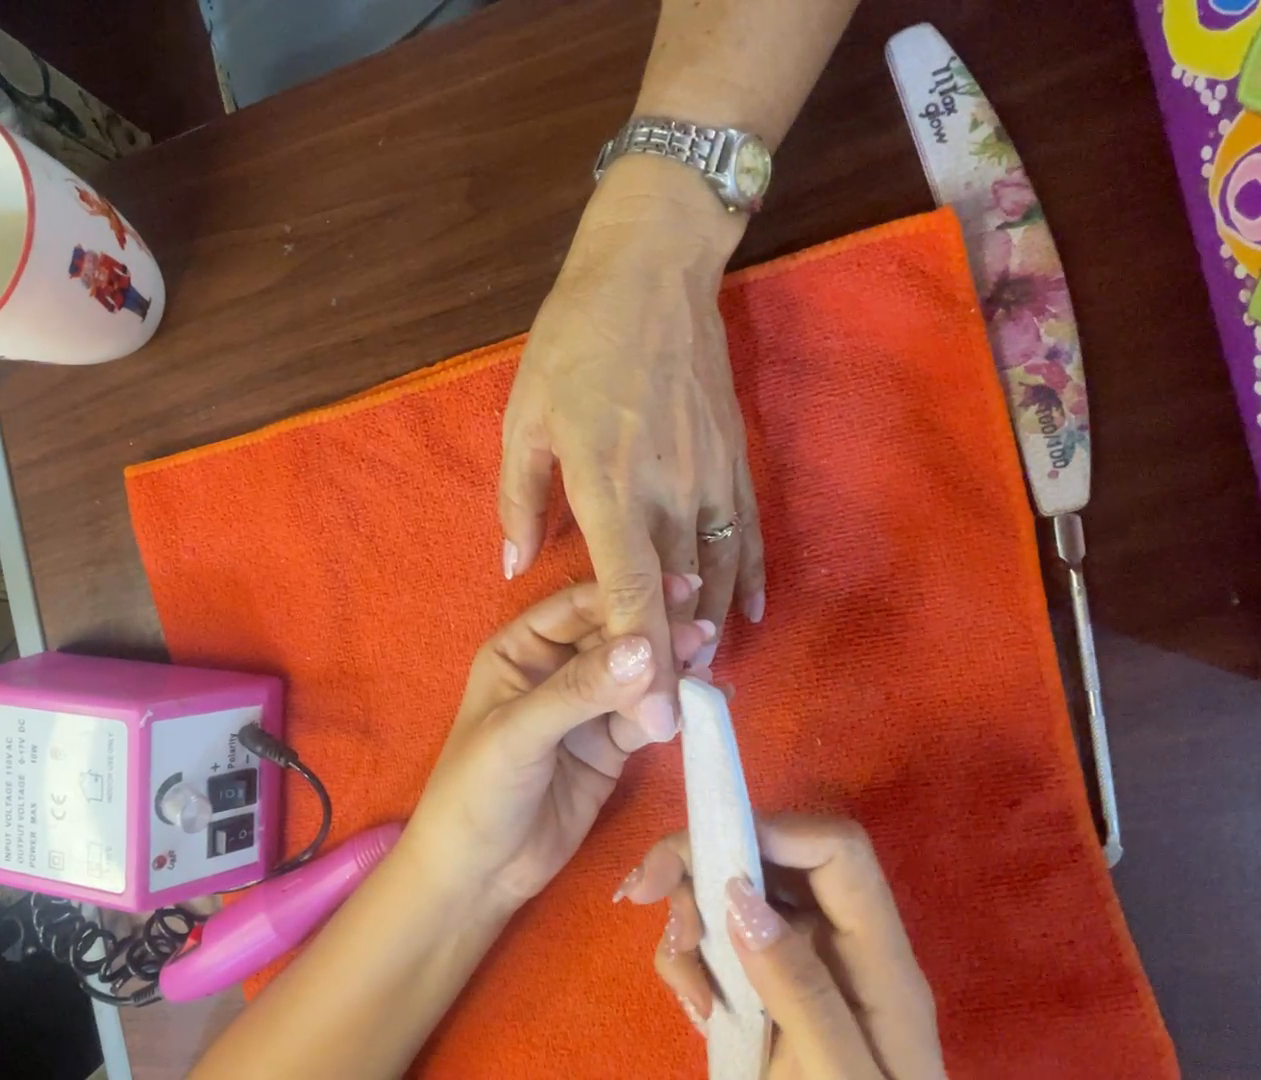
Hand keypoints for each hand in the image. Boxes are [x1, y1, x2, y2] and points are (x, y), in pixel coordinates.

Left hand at [398, 577, 715, 913]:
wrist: (479, 872)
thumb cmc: (477, 790)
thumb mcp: (519, 733)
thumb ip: (580, 691)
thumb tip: (645, 648)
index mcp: (519, 649)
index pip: (576, 608)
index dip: (621, 597)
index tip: (674, 591)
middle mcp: (554, 669)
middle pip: (612, 637)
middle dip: (653, 633)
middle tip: (701, 632)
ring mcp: (585, 708)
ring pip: (635, 676)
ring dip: (670, 669)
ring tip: (708, 659)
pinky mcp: (609, 746)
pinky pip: (647, 717)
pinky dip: (676, 710)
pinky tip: (708, 698)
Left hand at [499, 157, 763, 753]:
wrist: (651, 273)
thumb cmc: (573, 345)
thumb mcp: (523, 418)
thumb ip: (520, 499)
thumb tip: (514, 566)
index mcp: (606, 483)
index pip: (626, 589)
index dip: (636, 657)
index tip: (649, 715)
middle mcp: (668, 491)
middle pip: (677, 595)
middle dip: (674, 665)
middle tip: (673, 726)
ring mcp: (712, 476)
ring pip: (716, 574)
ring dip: (708, 631)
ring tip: (698, 683)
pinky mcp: (737, 461)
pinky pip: (746, 537)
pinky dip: (746, 582)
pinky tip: (744, 618)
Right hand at [623, 815, 945, 1078]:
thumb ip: (797, 989)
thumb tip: (738, 892)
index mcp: (877, 960)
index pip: (837, 851)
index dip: (774, 832)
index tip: (710, 859)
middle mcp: (834, 943)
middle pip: (766, 856)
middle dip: (700, 863)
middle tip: (645, 889)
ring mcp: (793, 961)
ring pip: (727, 890)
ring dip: (686, 917)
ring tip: (685, 982)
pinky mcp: (757, 982)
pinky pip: (710, 937)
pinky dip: (684, 955)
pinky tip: (693, 1005)